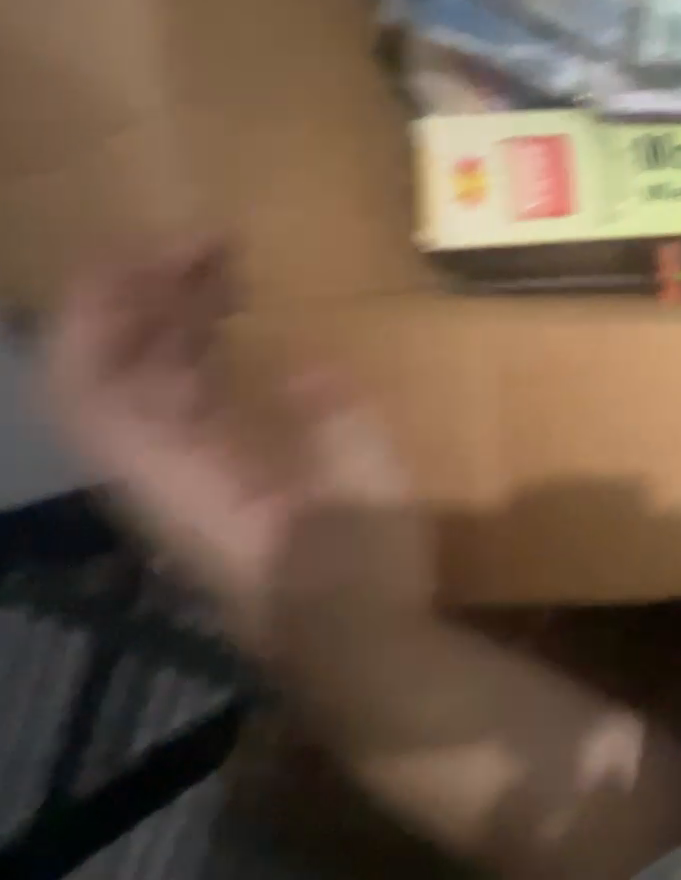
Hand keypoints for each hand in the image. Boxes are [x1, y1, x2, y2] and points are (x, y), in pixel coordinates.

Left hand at [43, 240, 430, 651]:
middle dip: (140, 303)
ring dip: (168, 327)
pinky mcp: (228, 488)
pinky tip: (238, 339)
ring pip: (148, 393)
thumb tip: (312, 368)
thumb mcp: (366, 505)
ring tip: (218, 273)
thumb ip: (338, 434)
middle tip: (205, 245)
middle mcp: (164, 479)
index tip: (155, 253)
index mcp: (179, 482)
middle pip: (113, 379)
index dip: (105, 316)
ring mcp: (194, 484)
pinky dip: (200, 361)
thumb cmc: (360, 581)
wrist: (359, 652)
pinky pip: (188, 409)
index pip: (96, 389)